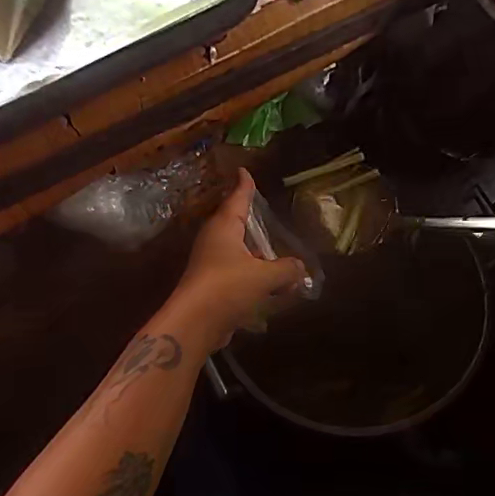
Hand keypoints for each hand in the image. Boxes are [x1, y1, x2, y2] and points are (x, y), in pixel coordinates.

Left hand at [167, 170, 307, 351]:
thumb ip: (286, 269)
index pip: (237, 199)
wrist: (195, 324)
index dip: (245, 186)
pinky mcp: (212, 289)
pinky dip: (254, 280)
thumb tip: (299, 268)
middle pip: (237, 227)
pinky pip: (238, 277)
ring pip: (239, 255)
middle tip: (270, 219)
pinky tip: (271, 291)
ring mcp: (210, 266)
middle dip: (254, 225)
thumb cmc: (228, 288)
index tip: (245, 171)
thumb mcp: (265, 276)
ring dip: (258, 258)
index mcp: (223, 228)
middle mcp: (214, 243)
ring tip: (281, 262)